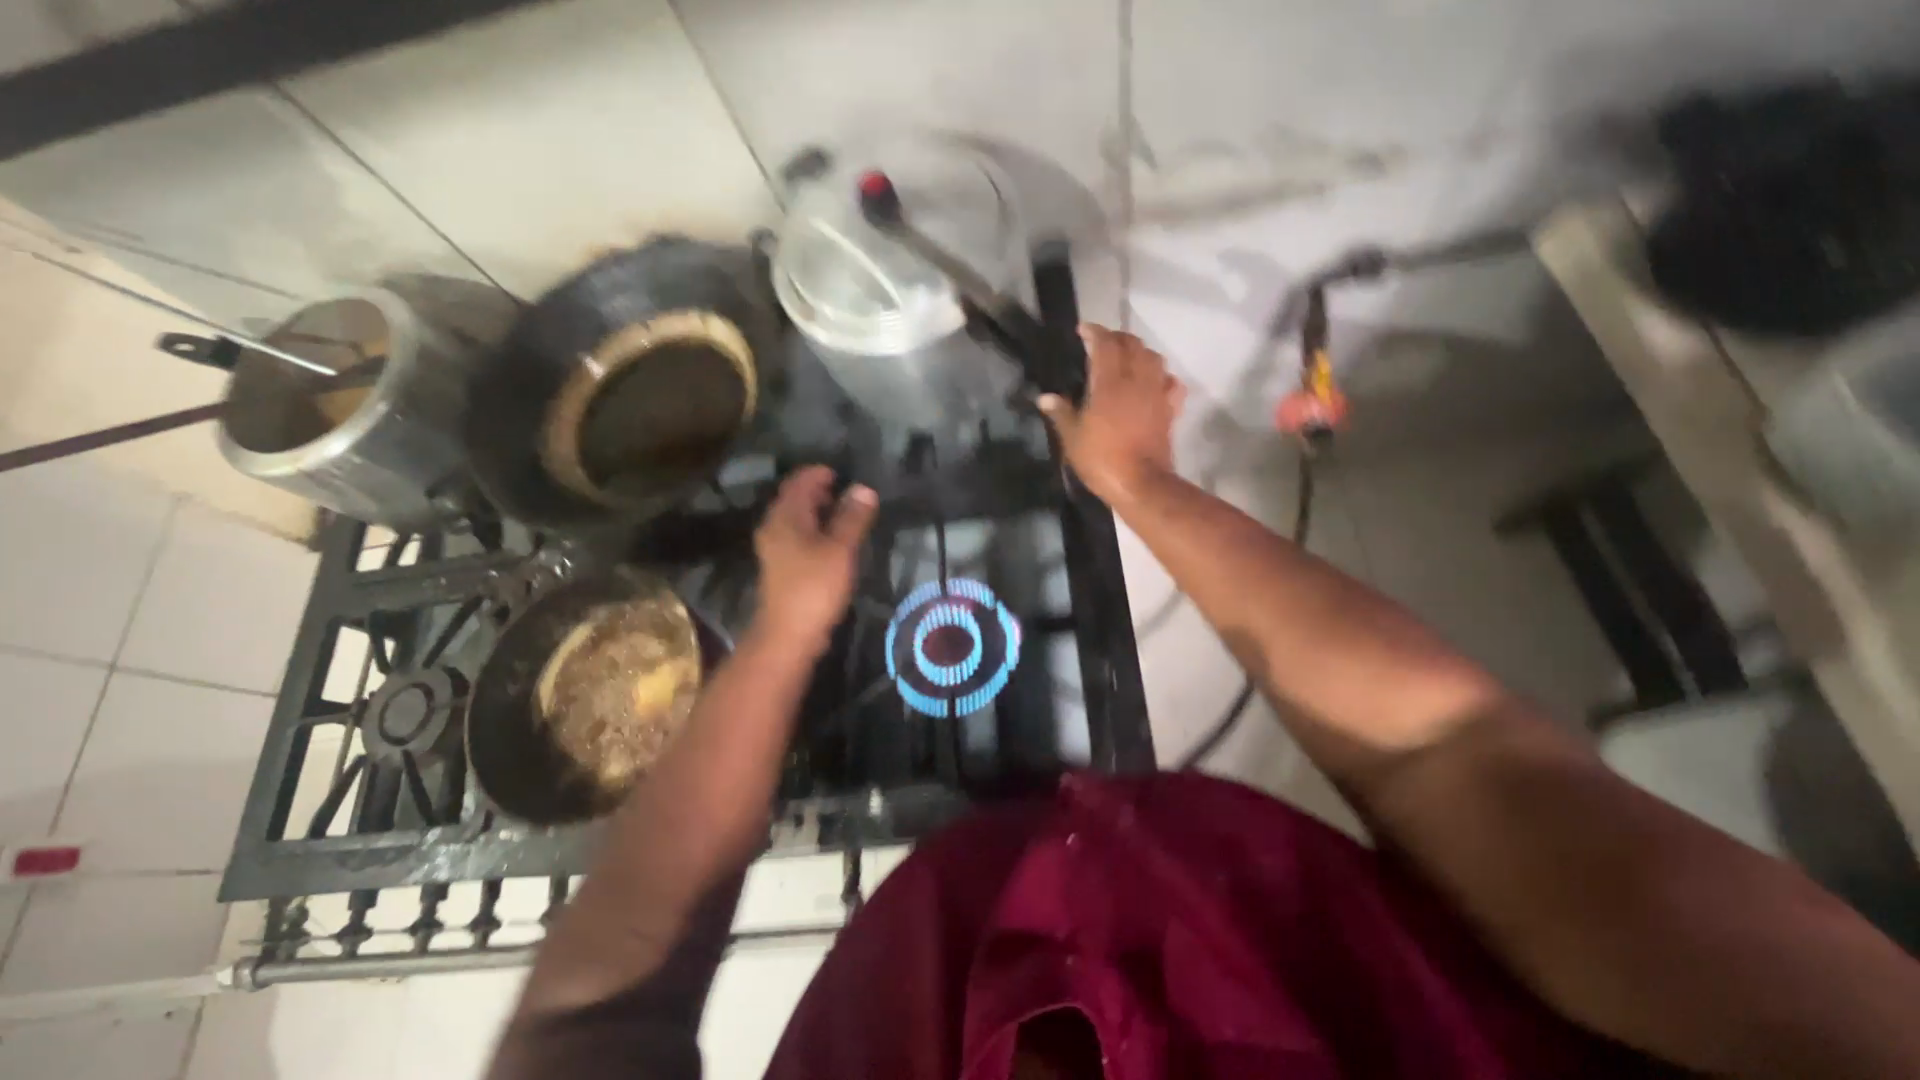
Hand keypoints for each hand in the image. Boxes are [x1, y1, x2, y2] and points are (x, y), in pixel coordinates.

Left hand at [752, 466, 877, 654]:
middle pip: (797, 498)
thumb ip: (853, 517)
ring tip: (851, 516)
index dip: (823, 473)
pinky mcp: (783, 568)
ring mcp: (776, 548)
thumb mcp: (840, 549)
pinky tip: (837, 543)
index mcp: (785, 516)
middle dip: (824, 492)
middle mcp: (775, 527)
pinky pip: (800, 538)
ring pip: (799, 519)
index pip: (800, 480)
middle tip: (854, 494)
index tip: (848, 474)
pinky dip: (817, 532)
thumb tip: (864, 488)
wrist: (788, 636)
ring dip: (821, 513)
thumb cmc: (814, 588)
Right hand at [1037, 323, 1185, 503]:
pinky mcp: (1170, 410)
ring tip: (1126, 359)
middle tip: (1101, 344)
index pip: (1105, 344)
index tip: (1082, 331)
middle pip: (1133, 344)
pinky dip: (1162, 376)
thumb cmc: (1102, 459)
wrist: (1141, 485)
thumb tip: (1045, 397)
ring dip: (1140, 352)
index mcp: (1110, 382)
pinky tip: (1154, 383)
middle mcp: (1137, 380)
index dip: (1093, 332)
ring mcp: (1157, 394)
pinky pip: (1171, 383)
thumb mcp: (1072, 438)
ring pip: (1154, 357)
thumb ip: (1060, 413)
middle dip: (1117, 338)